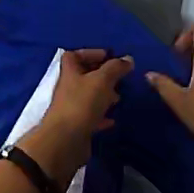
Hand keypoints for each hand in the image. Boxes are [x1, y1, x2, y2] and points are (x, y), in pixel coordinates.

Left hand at [17, 49, 130, 186]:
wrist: (66, 140)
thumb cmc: (82, 103)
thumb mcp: (102, 80)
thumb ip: (115, 68)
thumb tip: (128, 58)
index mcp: (70, 71)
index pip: (75, 55)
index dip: (91, 53)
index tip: (109, 56)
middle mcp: (68, 87)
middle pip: (84, 75)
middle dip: (102, 75)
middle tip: (120, 78)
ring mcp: (72, 107)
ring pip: (89, 96)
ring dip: (104, 95)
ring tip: (119, 98)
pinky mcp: (77, 125)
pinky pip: (92, 116)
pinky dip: (102, 116)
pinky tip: (113, 120)